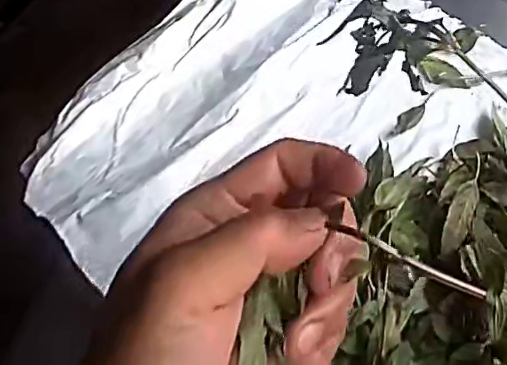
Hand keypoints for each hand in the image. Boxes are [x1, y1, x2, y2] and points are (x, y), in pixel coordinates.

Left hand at [86, 140, 366, 364]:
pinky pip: (330, 316)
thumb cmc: (148, 359)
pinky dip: (325, 335)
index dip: (323, 162)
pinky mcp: (286, 338)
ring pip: (332, 265)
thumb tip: (321, 222)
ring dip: (329, 299)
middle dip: (332, 242)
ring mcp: (269, 295)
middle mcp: (248, 247)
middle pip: (319, 212)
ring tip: (297, 343)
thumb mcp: (184, 282)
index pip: (283, 163)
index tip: (358, 183)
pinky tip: (296, 359)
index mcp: (216, 216)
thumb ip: (256, 234)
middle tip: (321, 282)